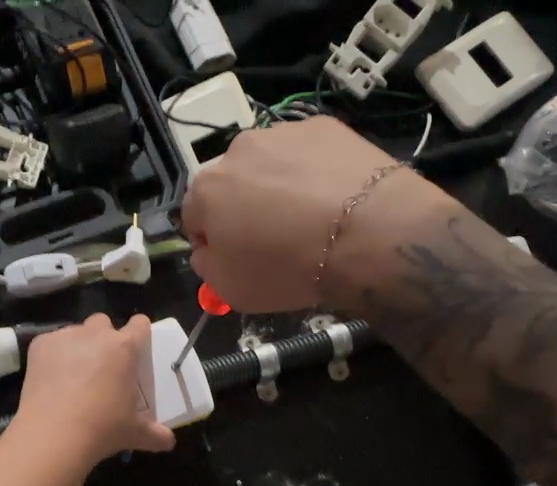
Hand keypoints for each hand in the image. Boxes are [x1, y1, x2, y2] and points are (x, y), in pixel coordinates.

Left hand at [13, 313, 176, 463]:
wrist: (54, 434)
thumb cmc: (102, 429)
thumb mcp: (134, 433)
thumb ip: (155, 434)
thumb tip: (169, 442)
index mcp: (125, 348)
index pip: (139, 324)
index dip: (139, 333)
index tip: (135, 348)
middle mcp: (96, 334)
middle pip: (104, 323)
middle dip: (105, 339)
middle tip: (102, 367)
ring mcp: (66, 336)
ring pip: (76, 332)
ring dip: (78, 347)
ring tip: (73, 376)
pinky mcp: (40, 345)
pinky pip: (51, 343)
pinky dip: (53, 356)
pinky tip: (52, 380)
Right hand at [181, 117, 456, 311]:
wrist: (364, 233)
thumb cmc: (286, 267)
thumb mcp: (230, 289)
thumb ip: (206, 265)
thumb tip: (207, 248)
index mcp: (206, 190)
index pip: (193, 216)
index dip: (210, 240)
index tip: (233, 257)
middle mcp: (237, 150)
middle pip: (230, 183)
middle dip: (242, 206)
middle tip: (271, 238)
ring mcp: (282, 132)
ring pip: (268, 163)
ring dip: (276, 185)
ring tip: (306, 217)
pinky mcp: (324, 125)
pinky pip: (306, 153)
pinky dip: (311, 171)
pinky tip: (330, 198)